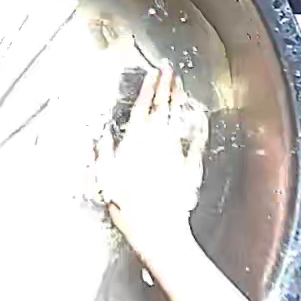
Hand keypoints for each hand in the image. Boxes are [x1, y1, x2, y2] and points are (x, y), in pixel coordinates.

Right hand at [97, 63, 208, 260]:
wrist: (158, 231)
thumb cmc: (128, 207)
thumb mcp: (106, 180)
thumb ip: (105, 155)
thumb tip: (103, 135)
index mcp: (136, 144)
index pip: (143, 109)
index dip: (149, 89)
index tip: (154, 73)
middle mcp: (156, 144)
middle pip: (162, 109)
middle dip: (165, 87)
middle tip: (169, 69)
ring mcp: (174, 155)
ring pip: (177, 121)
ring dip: (178, 101)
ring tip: (180, 84)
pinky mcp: (188, 168)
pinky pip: (193, 143)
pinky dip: (196, 128)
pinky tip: (198, 116)